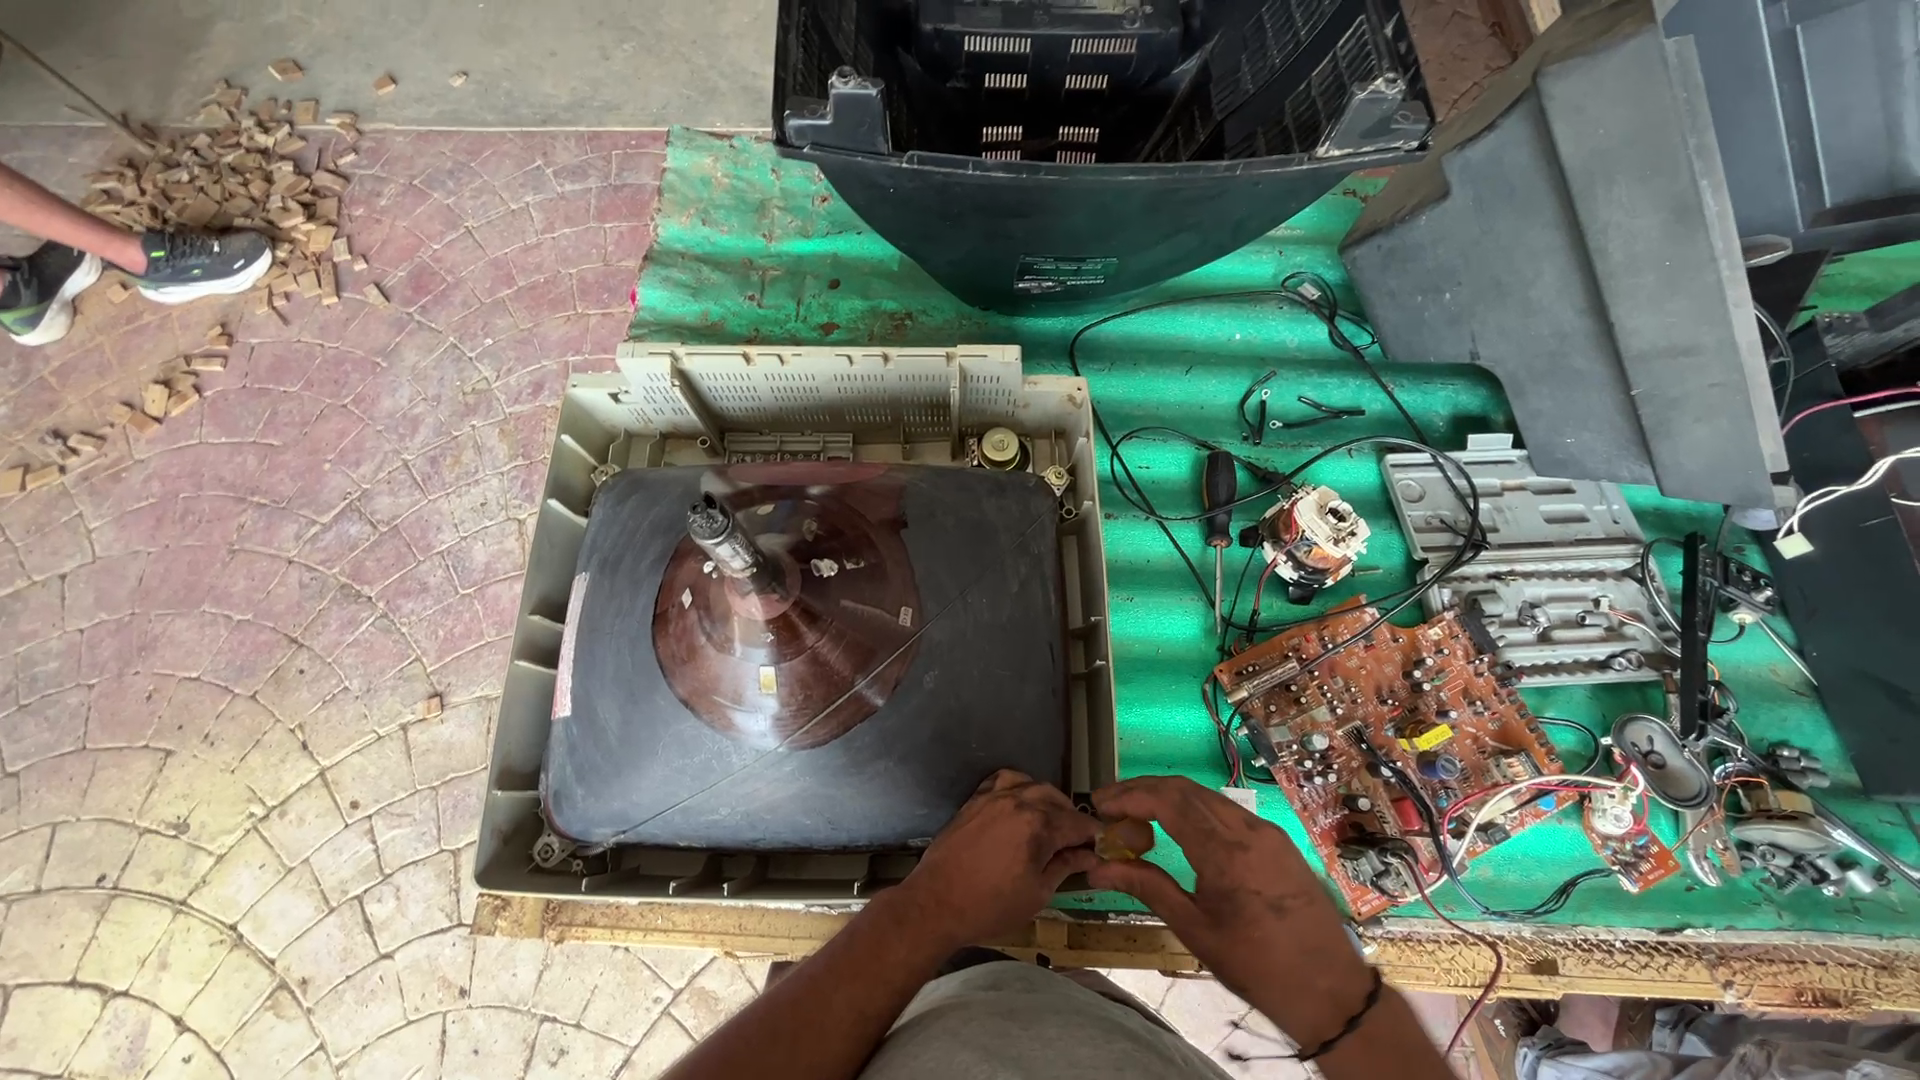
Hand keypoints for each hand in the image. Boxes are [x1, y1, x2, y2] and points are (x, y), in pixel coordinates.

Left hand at [891, 770, 1101, 950]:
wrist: (936, 903)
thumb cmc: (990, 907)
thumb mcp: (1037, 894)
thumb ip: (1065, 867)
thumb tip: (1088, 855)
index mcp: (1038, 825)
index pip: (1078, 823)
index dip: (1093, 835)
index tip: (1100, 847)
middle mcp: (1018, 801)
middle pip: (1057, 799)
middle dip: (1071, 817)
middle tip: (1076, 840)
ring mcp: (994, 797)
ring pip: (1032, 784)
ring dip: (1047, 799)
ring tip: (1050, 821)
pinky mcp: (975, 800)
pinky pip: (1003, 780)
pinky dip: (1018, 786)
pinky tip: (1020, 803)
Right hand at [1087, 776, 1373, 1043]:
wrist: (1330, 989)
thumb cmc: (1255, 965)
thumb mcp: (1194, 928)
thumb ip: (1147, 886)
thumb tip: (1098, 868)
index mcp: (1225, 851)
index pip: (1168, 801)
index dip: (1129, 796)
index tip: (1100, 804)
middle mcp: (1247, 829)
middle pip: (1185, 789)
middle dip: (1142, 790)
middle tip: (1109, 803)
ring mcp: (1266, 831)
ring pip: (1206, 795)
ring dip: (1168, 796)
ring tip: (1135, 813)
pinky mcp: (1277, 840)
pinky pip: (1226, 810)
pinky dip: (1194, 808)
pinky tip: (1176, 827)